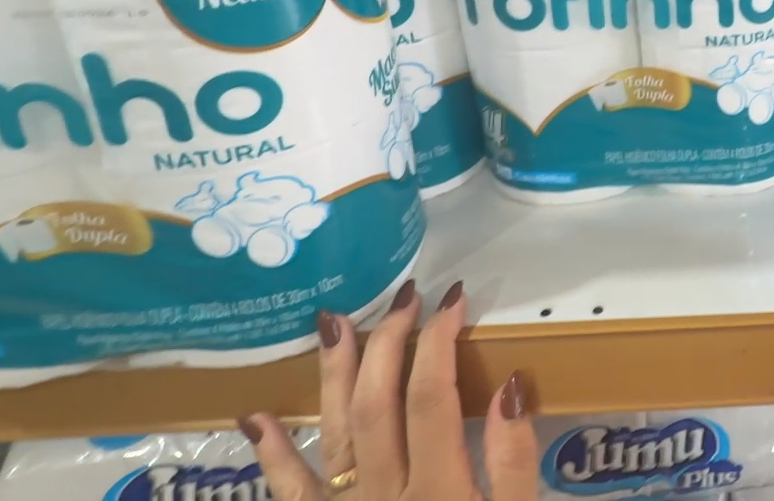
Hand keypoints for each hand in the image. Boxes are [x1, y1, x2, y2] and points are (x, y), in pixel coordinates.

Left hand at [239, 281, 540, 500]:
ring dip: (333, 376)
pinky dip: (274, 456)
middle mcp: (381, 498)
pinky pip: (292, 496)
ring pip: (333, 435)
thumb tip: (509, 383)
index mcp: (438, 491)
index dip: (441, 339)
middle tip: (406, 294)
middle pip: (377, 403)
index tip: (457, 297)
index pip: (432, 395)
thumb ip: (516, 462)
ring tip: (332, 322)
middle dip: (390, 341)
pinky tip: (257, 417)